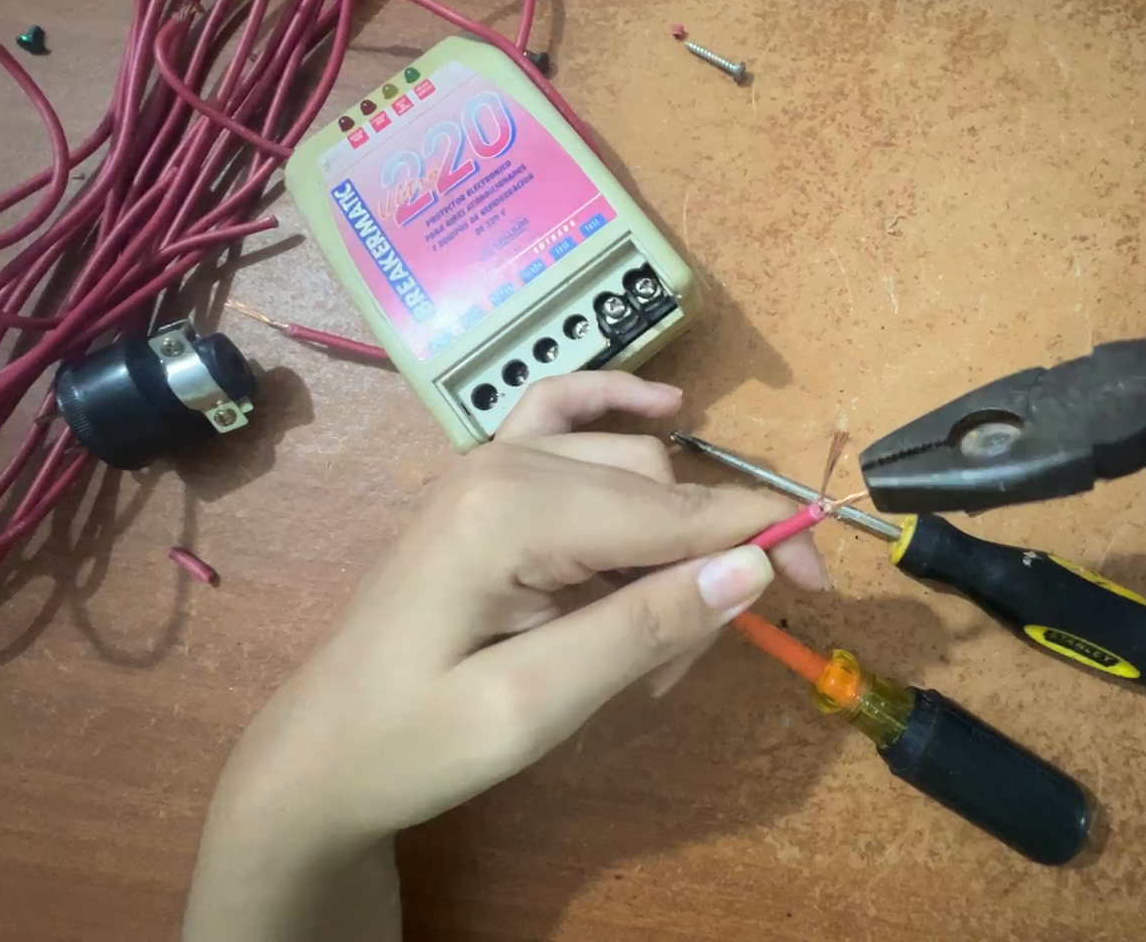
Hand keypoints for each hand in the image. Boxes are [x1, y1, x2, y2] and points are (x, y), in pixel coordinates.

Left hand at [183, 372, 826, 940]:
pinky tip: (663, 406)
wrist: (326, 745)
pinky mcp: (491, 473)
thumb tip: (750, 565)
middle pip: (657, 490)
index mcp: (512, 514)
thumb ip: (643, 627)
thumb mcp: (535, 707)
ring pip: (632, 467)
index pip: (671, 513)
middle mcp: (508, 462)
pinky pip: (566, 406)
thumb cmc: (418, 740)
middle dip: (701, 564)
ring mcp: (495, 458)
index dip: (756, 541)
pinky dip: (619, 401)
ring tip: (646, 631)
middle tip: (685, 665)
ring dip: (667, 537)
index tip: (819, 578)